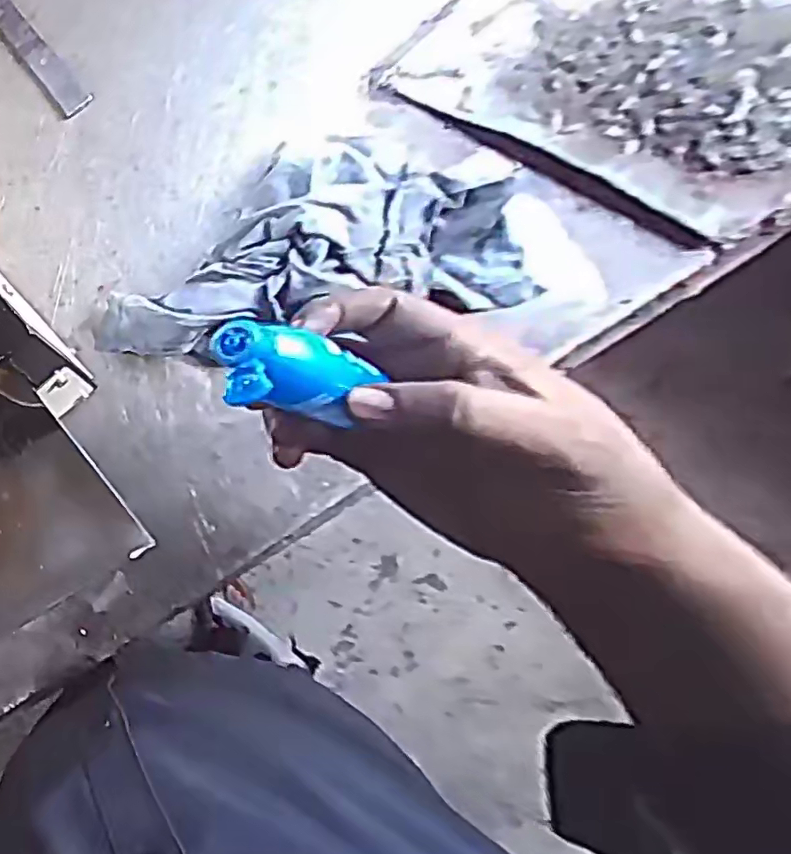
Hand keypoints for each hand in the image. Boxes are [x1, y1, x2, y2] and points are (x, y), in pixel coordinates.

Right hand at [267, 288, 686, 574]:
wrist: (589, 544)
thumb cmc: (584, 473)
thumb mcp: (534, 430)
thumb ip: (445, 406)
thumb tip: (353, 400)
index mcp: (451, 348)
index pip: (378, 309)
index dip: (330, 312)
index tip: (296, 337)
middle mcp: (406, 373)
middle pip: (327, 348)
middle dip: (287, 363)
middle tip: (264, 390)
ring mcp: (383, 413)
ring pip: (309, 391)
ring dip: (282, 405)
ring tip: (281, 435)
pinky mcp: (368, 450)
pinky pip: (312, 431)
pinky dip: (290, 438)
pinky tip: (290, 455)